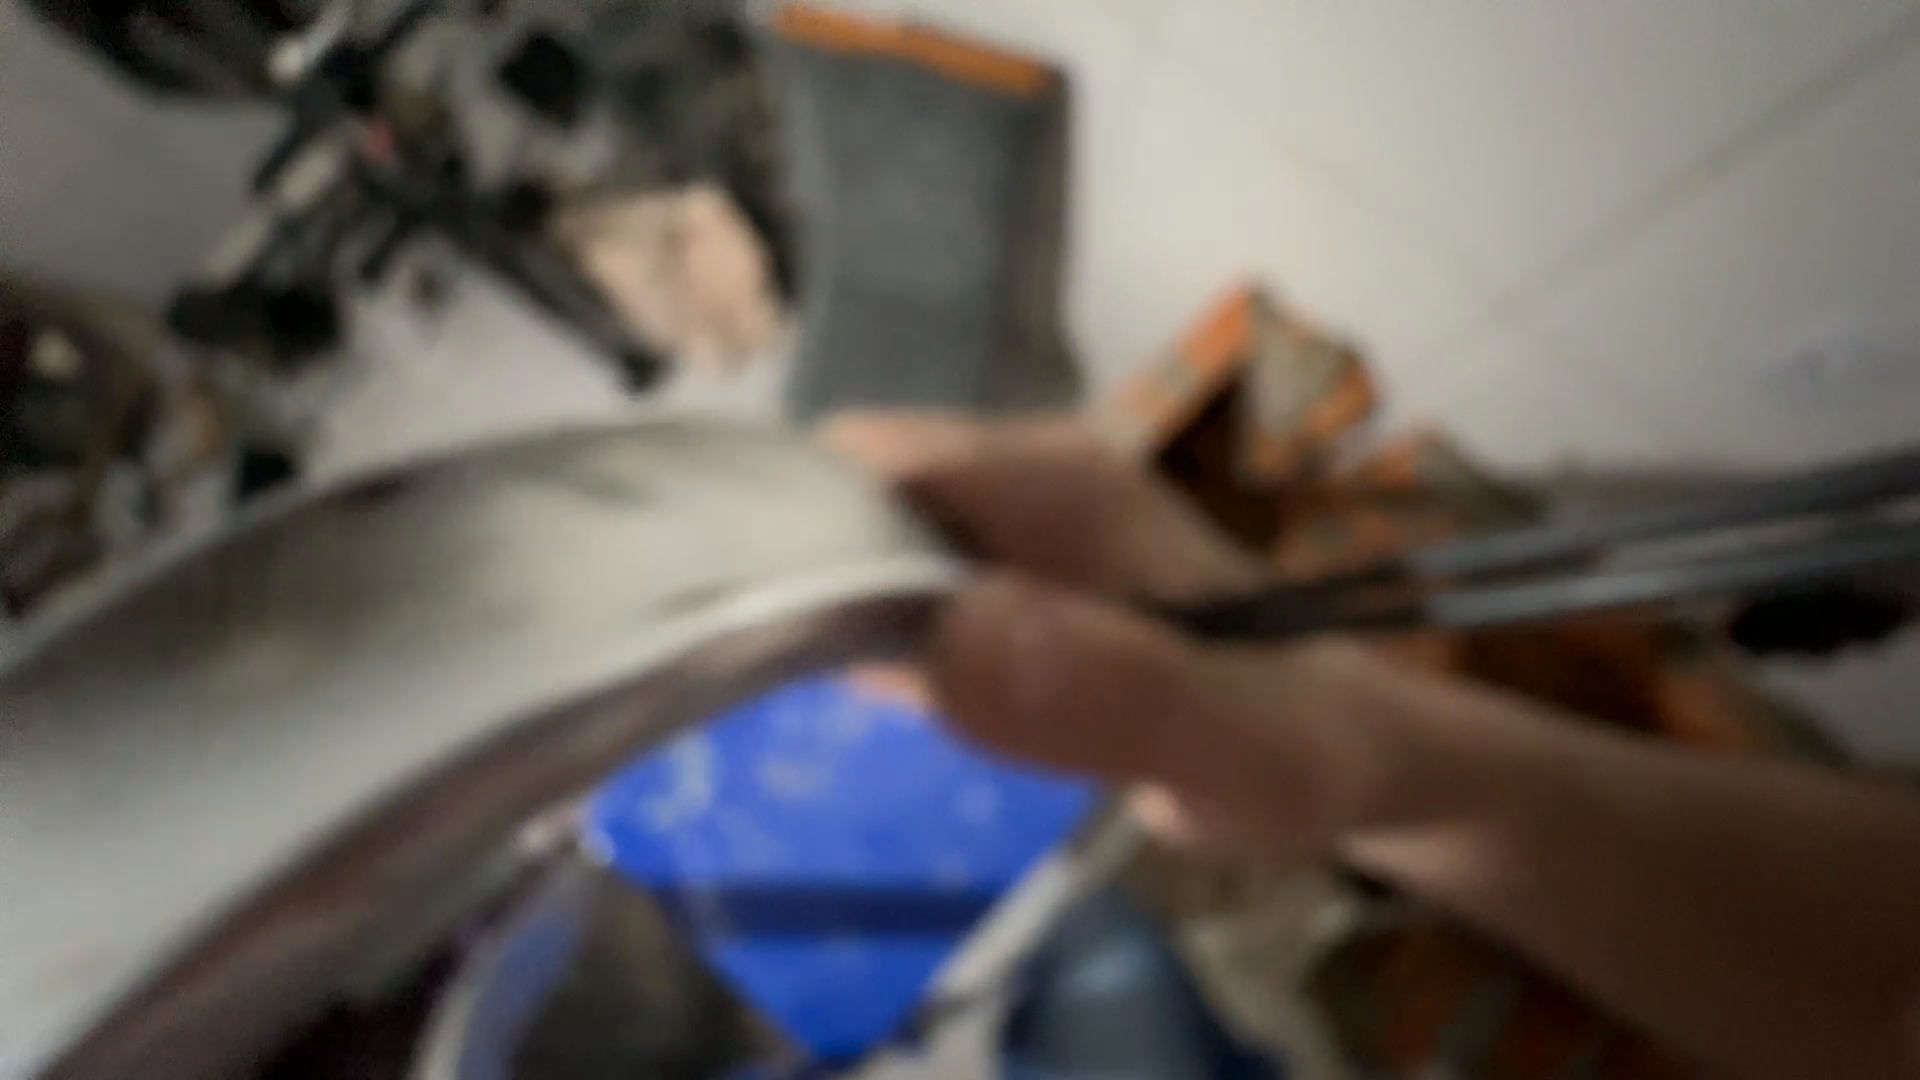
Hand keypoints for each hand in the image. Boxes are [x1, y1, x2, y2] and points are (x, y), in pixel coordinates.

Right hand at [826, 412, 1409, 860]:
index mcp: (1066, 483)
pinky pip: (906, 574)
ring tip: (801, 684)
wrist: (1343, 739)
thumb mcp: (1240, 745)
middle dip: (799, 569)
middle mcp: (1028, 478)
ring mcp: (1018, 521)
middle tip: (777, 679)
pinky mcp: (1015, 565)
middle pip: (856, 491)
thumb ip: (1118, 694)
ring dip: (825, 599)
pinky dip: (868, 620)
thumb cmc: (1303, 742)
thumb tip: (950, 638)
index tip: (748, 629)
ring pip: (871, 533)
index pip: (872, 461)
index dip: (790, 531)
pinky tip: (868, 679)